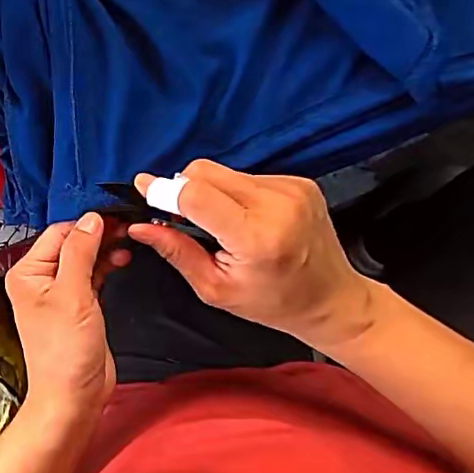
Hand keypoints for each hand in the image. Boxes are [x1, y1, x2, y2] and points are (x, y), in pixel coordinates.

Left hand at [3, 212, 123, 417]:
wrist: (72, 395)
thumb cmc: (63, 354)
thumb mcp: (73, 294)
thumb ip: (80, 253)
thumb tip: (90, 221)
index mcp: (27, 273)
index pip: (57, 233)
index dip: (86, 224)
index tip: (114, 217)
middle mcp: (38, 280)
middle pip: (71, 244)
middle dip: (98, 235)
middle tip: (126, 229)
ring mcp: (58, 293)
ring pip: (83, 259)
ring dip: (103, 250)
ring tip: (126, 244)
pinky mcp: (77, 306)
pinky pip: (90, 276)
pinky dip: (105, 267)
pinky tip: (120, 260)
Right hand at [129, 161, 379, 350]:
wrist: (333, 300)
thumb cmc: (273, 301)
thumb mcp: (214, 288)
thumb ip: (175, 251)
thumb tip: (139, 227)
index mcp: (256, 236)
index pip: (195, 194)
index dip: (163, 190)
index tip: (142, 190)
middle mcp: (277, 204)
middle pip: (202, 172)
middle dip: (182, 190)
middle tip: (183, 220)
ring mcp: (291, 189)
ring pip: (220, 171)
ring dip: (206, 191)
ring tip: (218, 223)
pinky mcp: (297, 182)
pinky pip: (242, 174)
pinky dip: (230, 192)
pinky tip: (240, 217)